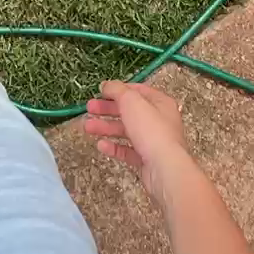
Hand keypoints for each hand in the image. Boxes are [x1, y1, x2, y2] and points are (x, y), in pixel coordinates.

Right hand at [82, 80, 196, 204]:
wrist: (165, 169)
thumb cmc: (151, 130)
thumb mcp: (131, 101)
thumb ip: (116, 90)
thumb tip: (106, 85)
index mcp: (160, 102)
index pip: (137, 91)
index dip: (117, 90)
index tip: (100, 92)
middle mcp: (159, 120)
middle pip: (129, 111)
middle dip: (107, 109)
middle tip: (89, 108)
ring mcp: (153, 141)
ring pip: (126, 131)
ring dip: (106, 127)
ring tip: (87, 127)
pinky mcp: (147, 160)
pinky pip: (128, 150)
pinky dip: (114, 147)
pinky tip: (101, 145)